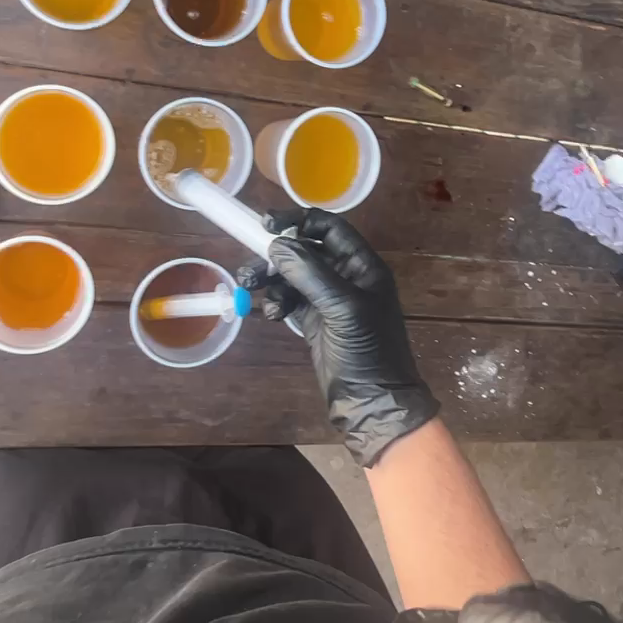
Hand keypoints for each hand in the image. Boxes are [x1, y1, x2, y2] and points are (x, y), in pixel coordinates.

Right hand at [237, 208, 438, 466]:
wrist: (373, 402)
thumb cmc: (368, 350)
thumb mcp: (342, 307)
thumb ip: (310, 272)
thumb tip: (277, 244)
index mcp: (363, 266)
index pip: (329, 229)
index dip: (299, 220)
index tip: (266, 223)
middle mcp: (347, 277)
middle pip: (305, 251)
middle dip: (276, 255)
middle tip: (250, 265)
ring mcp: (330, 300)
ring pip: (293, 276)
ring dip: (271, 279)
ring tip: (249, 286)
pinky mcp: (315, 321)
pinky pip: (290, 300)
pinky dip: (277, 301)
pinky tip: (272, 313)